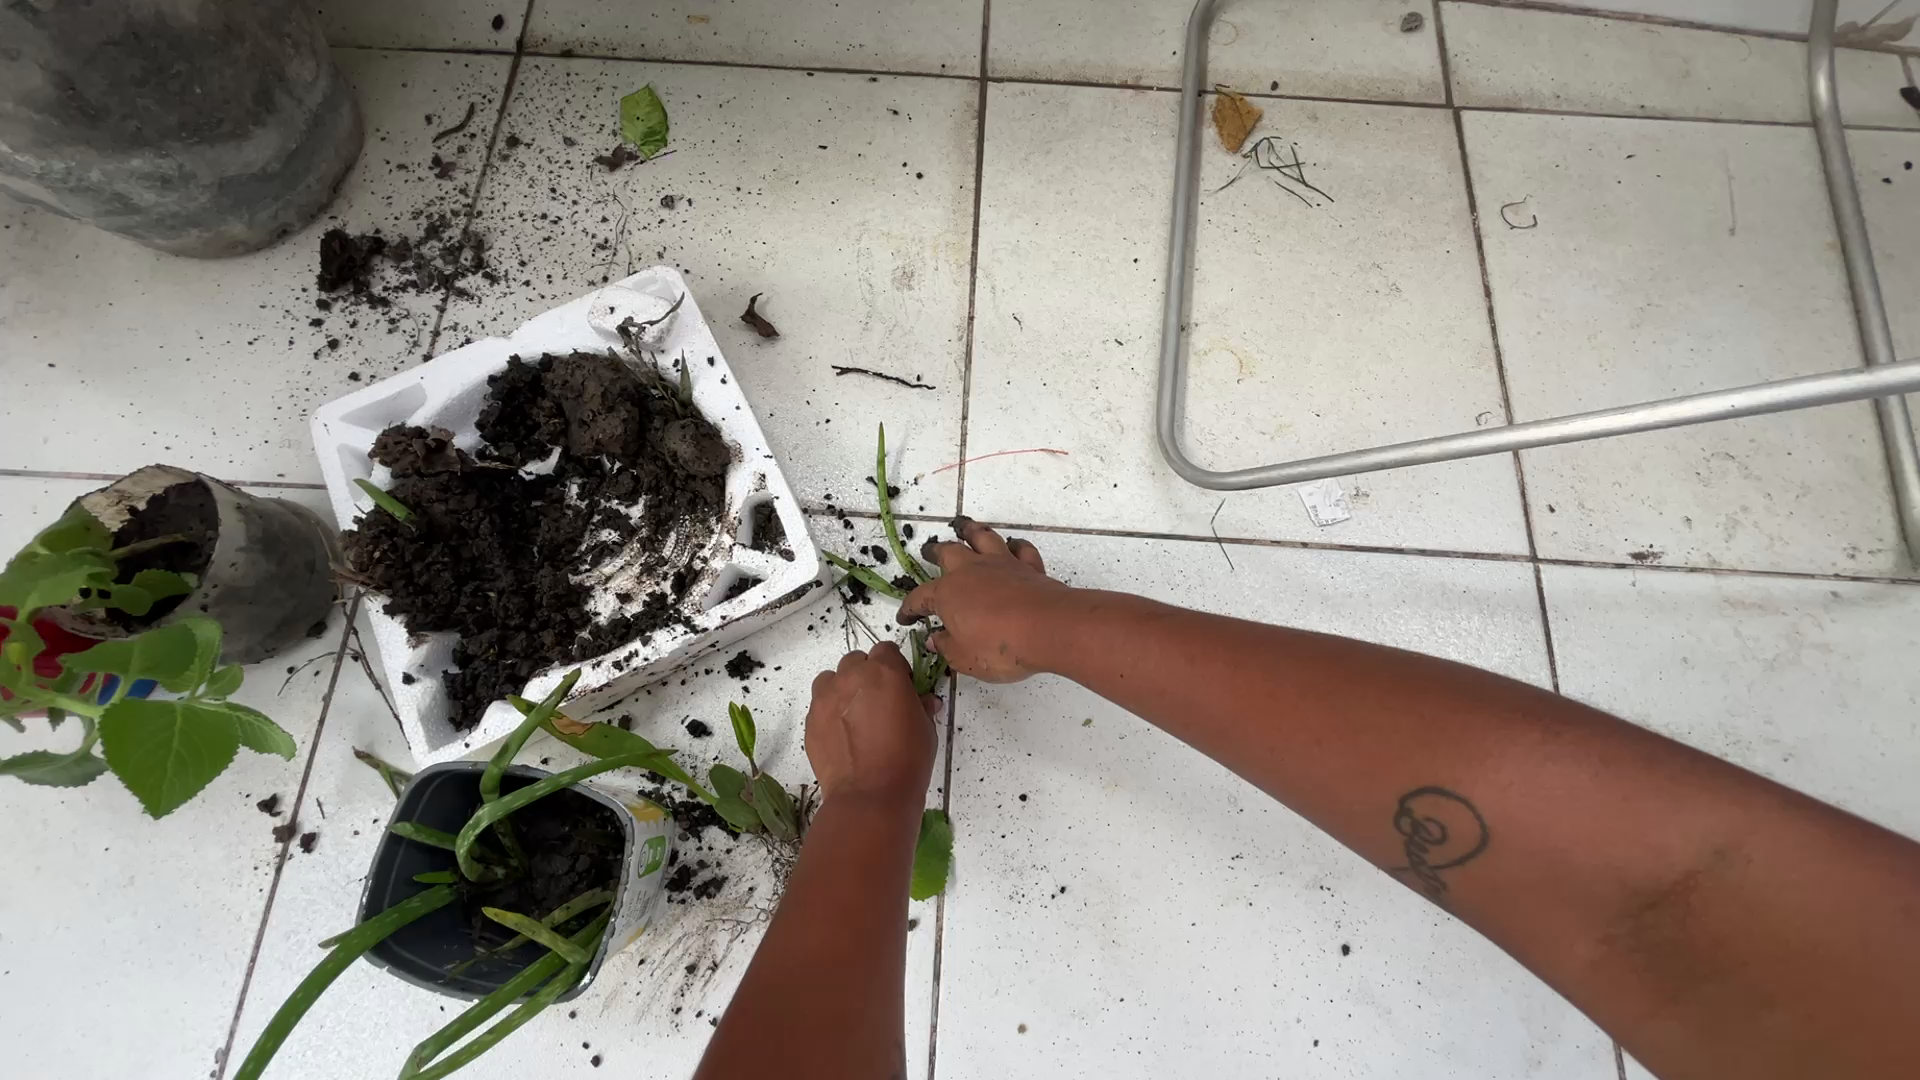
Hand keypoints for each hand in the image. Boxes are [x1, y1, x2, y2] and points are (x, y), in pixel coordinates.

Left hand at [805, 642, 937, 805]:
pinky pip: (819, 704)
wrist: (870, 795)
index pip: (886, 650)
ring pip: (831, 678)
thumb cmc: (906, 760)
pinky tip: (842, 735)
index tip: (900, 685)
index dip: (894, 666)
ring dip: (843, 688)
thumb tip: (924, 701)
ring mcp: (826, 697)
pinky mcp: (811, 720)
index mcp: (885, 672)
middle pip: (856, 661)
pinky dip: (829, 712)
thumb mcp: (925, 728)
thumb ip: (921, 705)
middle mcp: (852, 677)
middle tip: (878, 702)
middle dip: (867, 675)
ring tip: (854, 715)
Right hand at [899, 517, 1072, 682]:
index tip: (905, 618)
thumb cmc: (999, 646)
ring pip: (982, 537)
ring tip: (964, 527)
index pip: (920, 598)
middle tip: (928, 550)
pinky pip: (1021, 549)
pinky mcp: (1029, 567)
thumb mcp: (964, 657)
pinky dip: (1015, 546)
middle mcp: (971, 571)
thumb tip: (934, 639)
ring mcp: (1001, 564)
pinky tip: (1013, 546)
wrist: (1047, 627)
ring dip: (971, 531)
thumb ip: (946, 647)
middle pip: (948, 553)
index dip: (910, 609)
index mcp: (947, 593)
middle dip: (935, 552)